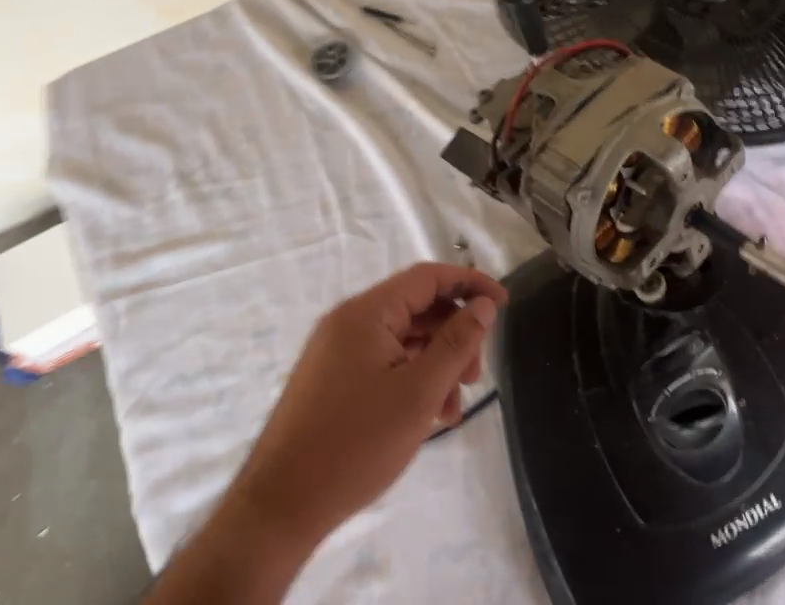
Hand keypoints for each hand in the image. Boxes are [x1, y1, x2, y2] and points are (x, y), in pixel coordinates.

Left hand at [225, 263, 507, 543]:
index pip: (428, 277)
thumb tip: (483, 304)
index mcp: (366, 314)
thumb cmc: (356, 443)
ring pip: (405, 341)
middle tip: (475, 375)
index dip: (470, 283)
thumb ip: (457, 342)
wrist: (281, 508)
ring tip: (453, 406)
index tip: (503, 304)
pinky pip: (386, 364)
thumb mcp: (420, 391)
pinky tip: (431, 416)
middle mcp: (348, 323)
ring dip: (437, 365)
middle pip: (418, 309)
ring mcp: (337, 353)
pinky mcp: (333, 381)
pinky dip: (414, 380)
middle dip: (455, 336)